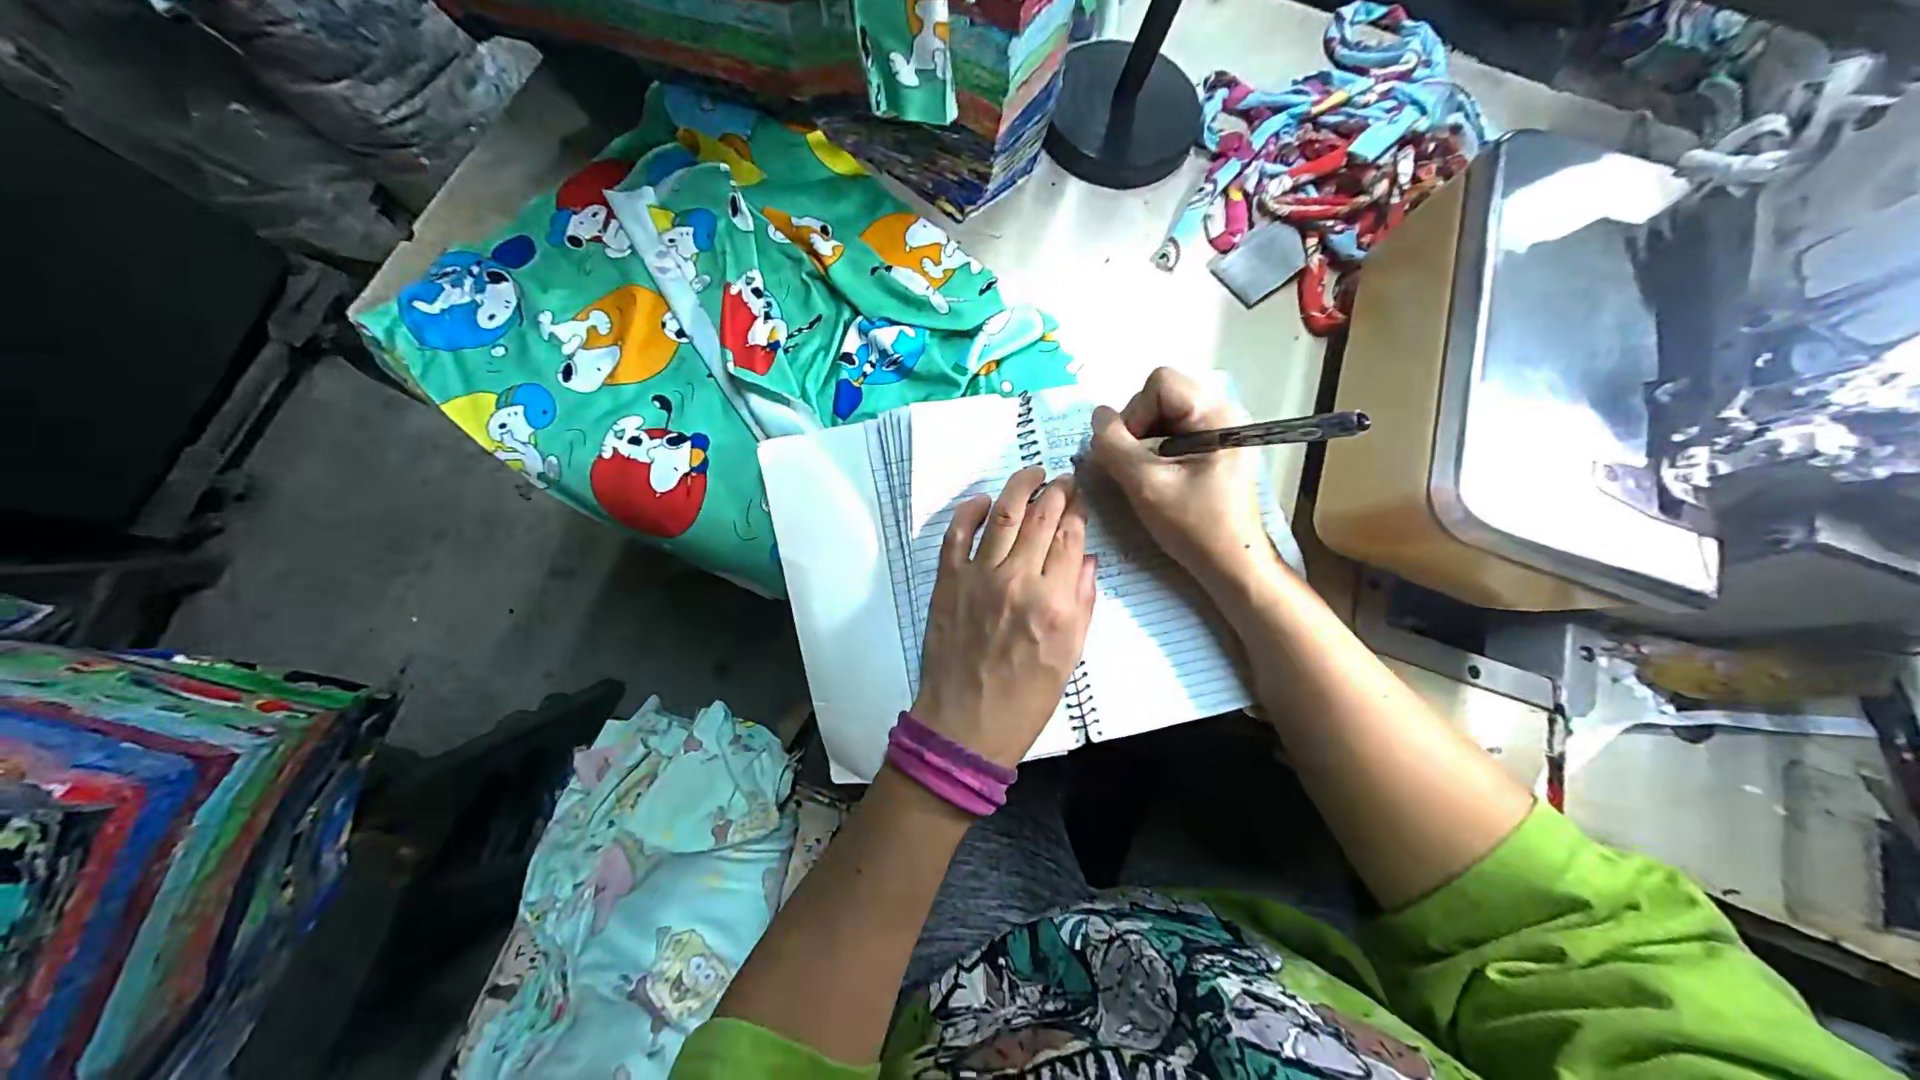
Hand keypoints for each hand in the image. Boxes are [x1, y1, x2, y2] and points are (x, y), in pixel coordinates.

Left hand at [912, 467, 1096, 767]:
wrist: (965, 723)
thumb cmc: (1025, 699)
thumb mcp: (1069, 656)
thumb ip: (1082, 602)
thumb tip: (1084, 557)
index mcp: (1055, 602)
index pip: (1070, 537)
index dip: (1077, 512)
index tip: (1080, 500)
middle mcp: (1018, 580)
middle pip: (1041, 517)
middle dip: (1056, 491)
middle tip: (1063, 478)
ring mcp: (978, 576)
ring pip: (1003, 515)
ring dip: (1020, 487)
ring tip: (1032, 473)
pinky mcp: (948, 581)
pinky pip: (958, 533)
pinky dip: (970, 510)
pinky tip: (984, 500)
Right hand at [1088, 367, 1278, 586]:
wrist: (1233, 565)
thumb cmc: (1194, 526)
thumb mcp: (1145, 484)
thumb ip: (1114, 445)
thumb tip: (1098, 416)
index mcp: (1215, 414)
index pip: (1159, 383)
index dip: (1135, 413)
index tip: (1131, 453)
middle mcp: (1223, 413)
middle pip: (1161, 397)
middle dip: (1138, 428)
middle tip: (1135, 467)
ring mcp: (1221, 432)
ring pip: (1164, 417)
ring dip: (1145, 443)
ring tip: (1146, 476)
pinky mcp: (1216, 450)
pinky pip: (1175, 435)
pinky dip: (1157, 452)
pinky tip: (1159, 480)